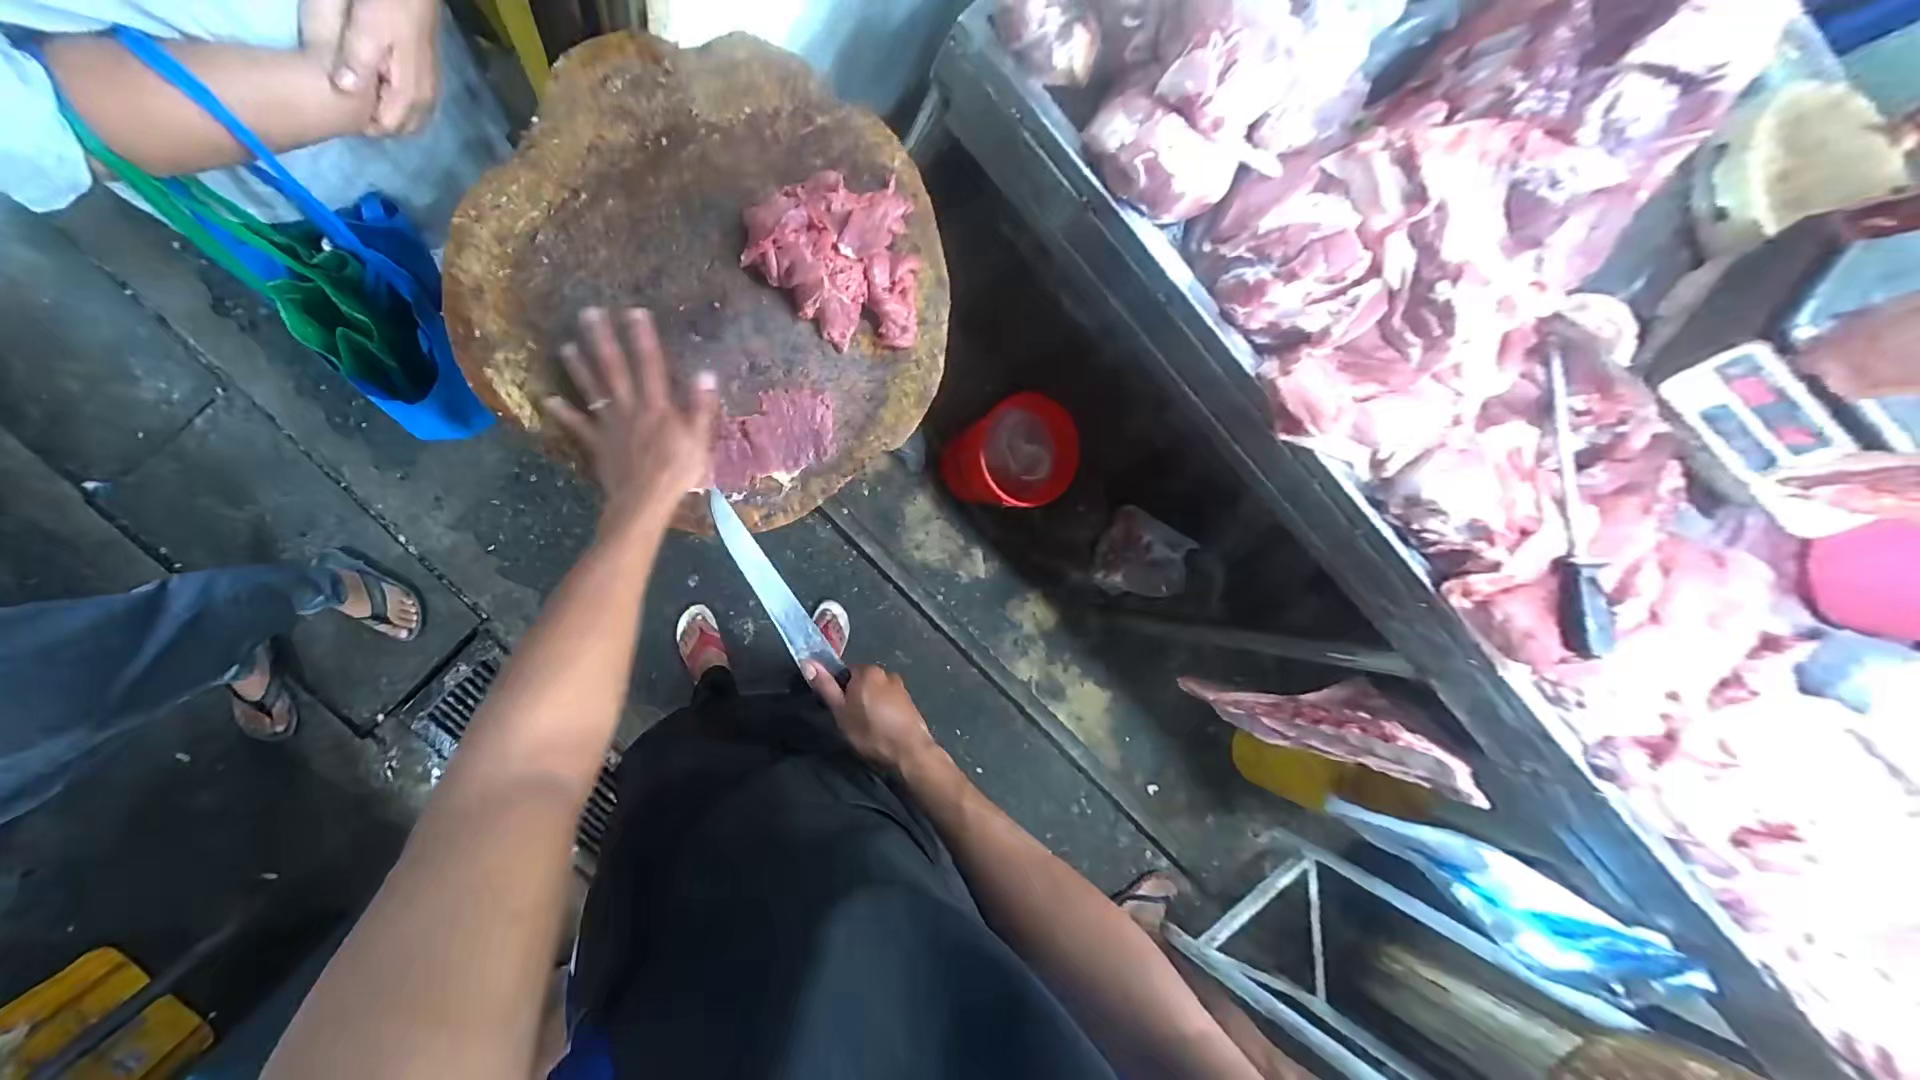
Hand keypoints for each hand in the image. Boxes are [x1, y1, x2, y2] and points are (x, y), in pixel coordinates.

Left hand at [322, 0, 441, 135]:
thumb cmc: (389, 8)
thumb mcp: (366, 30)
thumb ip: (357, 62)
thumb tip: (344, 90)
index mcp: (409, 94)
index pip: (386, 126)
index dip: (363, 122)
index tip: (341, 109)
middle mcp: (425, 101)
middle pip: (401, 129)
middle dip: (377, 123)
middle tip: (350, 105)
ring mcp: (430, 93)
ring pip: (411, 122)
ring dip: (389, 117)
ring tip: (365, 100)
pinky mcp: (429, 83)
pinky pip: (416, 110)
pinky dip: (399, 109)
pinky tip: (382, 93)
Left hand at [545, 308, 719, 532]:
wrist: (645, 499)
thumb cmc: (678, 470)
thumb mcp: (699, 439)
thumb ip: (701, 406)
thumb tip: (706, 374)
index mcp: (657, 406)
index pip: (650, 365)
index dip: (642, 338)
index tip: (634, 312)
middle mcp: (630, 408)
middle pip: (614, 369)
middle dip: (602, 340)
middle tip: (588, 313)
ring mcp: (609, 424)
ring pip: (593, 390)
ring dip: (579, 367)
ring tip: (567, 345)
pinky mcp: (597, 443)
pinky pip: (578, 425)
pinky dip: (563, 412)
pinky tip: (549, 400)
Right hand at [803, 663, 940, 771]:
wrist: (908, 750)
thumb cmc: (870, 731)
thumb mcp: (841, 711)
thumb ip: (825, 686)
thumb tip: (808, 662)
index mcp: (867, 670)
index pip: (844, 672)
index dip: (839, 690)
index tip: (840, 709)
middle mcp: (885, 672)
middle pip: (861, 680)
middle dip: (855, 696)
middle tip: (851, 720)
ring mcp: (900, 685)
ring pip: (876, 691)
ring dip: (870, 703)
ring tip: (868, 726)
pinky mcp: (909, 700)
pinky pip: (889, 700)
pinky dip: (883, 709)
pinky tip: (883, 727)